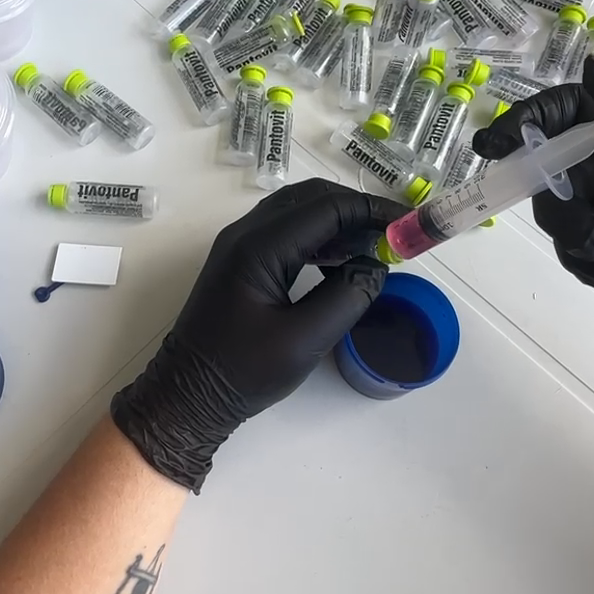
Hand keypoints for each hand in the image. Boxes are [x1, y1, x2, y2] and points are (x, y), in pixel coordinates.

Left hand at [111, 178, 410, 490]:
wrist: (187, 394)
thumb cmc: (242, 371)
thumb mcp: (304, 341)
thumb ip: (347, 297)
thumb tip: (376, 266)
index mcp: (260, 246)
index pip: (326, 208)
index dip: (371, 210)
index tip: (407, 223)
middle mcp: (246, 233)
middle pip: (310, 198)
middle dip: (356, 209)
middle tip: (395, 231)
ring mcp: (240, 244)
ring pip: (297, 211)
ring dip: (338, 221)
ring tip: (376, 245)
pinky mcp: (241, 260)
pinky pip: (286, 231)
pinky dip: (318, 236)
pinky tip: (342, 259)